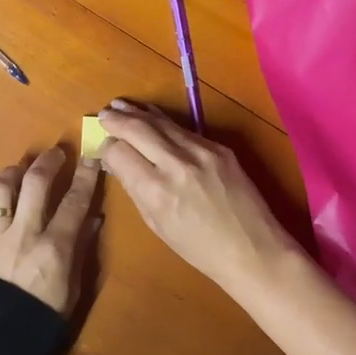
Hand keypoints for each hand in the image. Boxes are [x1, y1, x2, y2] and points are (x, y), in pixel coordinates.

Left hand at [0, 146, 101, 315]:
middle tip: (56, 153)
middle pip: (36, 183)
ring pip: (1, 187)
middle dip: (49, 162)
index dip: (86, 176)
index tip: (92, 158)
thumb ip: (81, 250)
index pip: (75, 201)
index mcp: (55, 248)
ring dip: (13, 172)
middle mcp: (24, 233)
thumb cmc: (42, 316)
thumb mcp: (73, 288)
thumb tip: (93, 218)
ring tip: (21, 170)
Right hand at [96, 100, 302, 293]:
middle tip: (103, 114)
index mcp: (156, 191)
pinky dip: (164, 122)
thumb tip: (117, 163)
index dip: (106, 148)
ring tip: (120, 105)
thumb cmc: (199, 248)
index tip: (102, 148)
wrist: (253, 249)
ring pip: (161, 122)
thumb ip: (134, 189)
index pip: (119, 152)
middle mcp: (176, 165)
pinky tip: (152, 117)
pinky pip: (184, 129)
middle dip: (116, 119)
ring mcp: (201, 152)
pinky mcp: (219, 147)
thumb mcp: (157, 224)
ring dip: (138, 112)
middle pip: (137, 129)